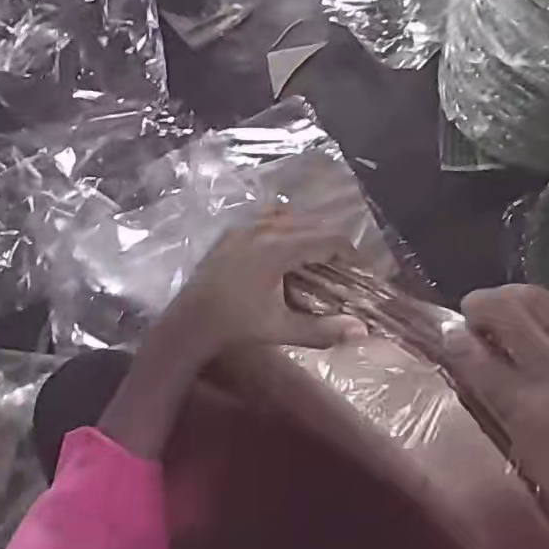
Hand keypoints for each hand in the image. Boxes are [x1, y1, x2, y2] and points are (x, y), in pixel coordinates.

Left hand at [164, 208, 368, 360]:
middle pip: (313, 223)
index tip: (358, 270)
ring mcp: (245, 227)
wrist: (188, 323)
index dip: (349, 252)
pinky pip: (269, 218)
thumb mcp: (280, 329)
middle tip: (342, 266)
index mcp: (279, 248)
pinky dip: (286, 227)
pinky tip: (286, 249)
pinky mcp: (232, 233)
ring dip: (309, 233)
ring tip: (317, 258)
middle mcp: (264, 229)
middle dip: (332, 241)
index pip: (329, 238)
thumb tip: (360, 331)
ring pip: (291, 217)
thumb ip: (322, 330)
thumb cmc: (235, 326)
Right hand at [443, 285, 548, 548]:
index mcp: (530, 412)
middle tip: (471, 313)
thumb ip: (495, 404)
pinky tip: (547, 322)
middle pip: (507, 310)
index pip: (476, 356)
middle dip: (478, 303)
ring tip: (504, 311)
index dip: (453, 338)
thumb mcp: (524, 457)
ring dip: (513, 298)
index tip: (445, 334)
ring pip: (541, 300)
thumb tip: (468, 362)